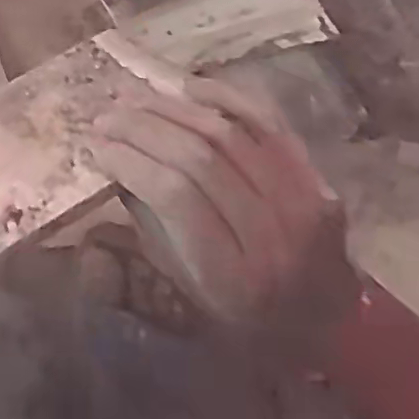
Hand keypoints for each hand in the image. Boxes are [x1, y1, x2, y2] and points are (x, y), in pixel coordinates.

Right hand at [83, 76, 358, 362]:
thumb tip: (111, 158)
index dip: (128, 159)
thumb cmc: (233, 314)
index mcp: (233, 276)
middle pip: (198, 157)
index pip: (173, 194)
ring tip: (130, 101)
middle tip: (103, 117)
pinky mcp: (318, 181)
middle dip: (140, 128)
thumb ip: (149, 220)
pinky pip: (268, 123)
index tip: (94, 145)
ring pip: (226, 133)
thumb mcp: (181, 283)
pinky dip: (224, 97)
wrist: (324, 330)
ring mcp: (304, 206)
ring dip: (169, 108)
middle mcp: (275, 238)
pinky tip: (184, 88)